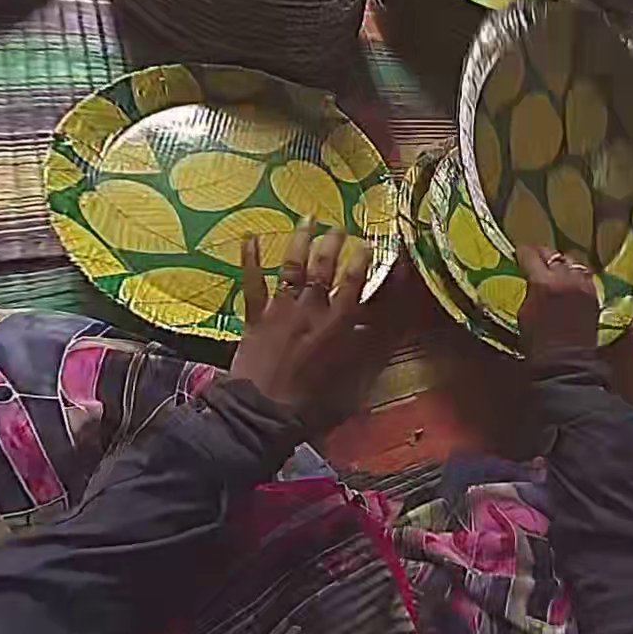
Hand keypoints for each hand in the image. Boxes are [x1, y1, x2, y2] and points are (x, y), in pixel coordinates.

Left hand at [233, 218, 372, 411]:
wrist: (262, 414)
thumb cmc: (312, 403)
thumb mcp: (353, 380)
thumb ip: (370, 351)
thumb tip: (384, 327)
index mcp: (336, 325)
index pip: (353, 284)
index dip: (361, 261)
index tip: (368, 243)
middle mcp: (310, 310)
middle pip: (323, 269)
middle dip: (333, 244)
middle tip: (339, 226)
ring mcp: (280, 310)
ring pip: (292, 268)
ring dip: (300, 241)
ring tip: (307, 219)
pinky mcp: (255, 318)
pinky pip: (252, 285)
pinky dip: (250, 260)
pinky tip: (248, 237)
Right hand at [516, 245, 598, 358]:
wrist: (566, 362)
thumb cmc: (537, 343)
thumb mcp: (524, 312)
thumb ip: (529, 289)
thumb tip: (530, 279)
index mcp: (543, 283)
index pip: (530, 256)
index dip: (522, 252)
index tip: (518, 252)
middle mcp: (565, 278)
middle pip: (553, 254)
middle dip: (541, 254)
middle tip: (534, 256)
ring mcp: (583, 285)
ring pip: (571, 260)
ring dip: (560, 261)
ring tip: (553, 266)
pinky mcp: (594, 294)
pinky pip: (584, 274)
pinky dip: (575, 272)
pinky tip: (569, 277)